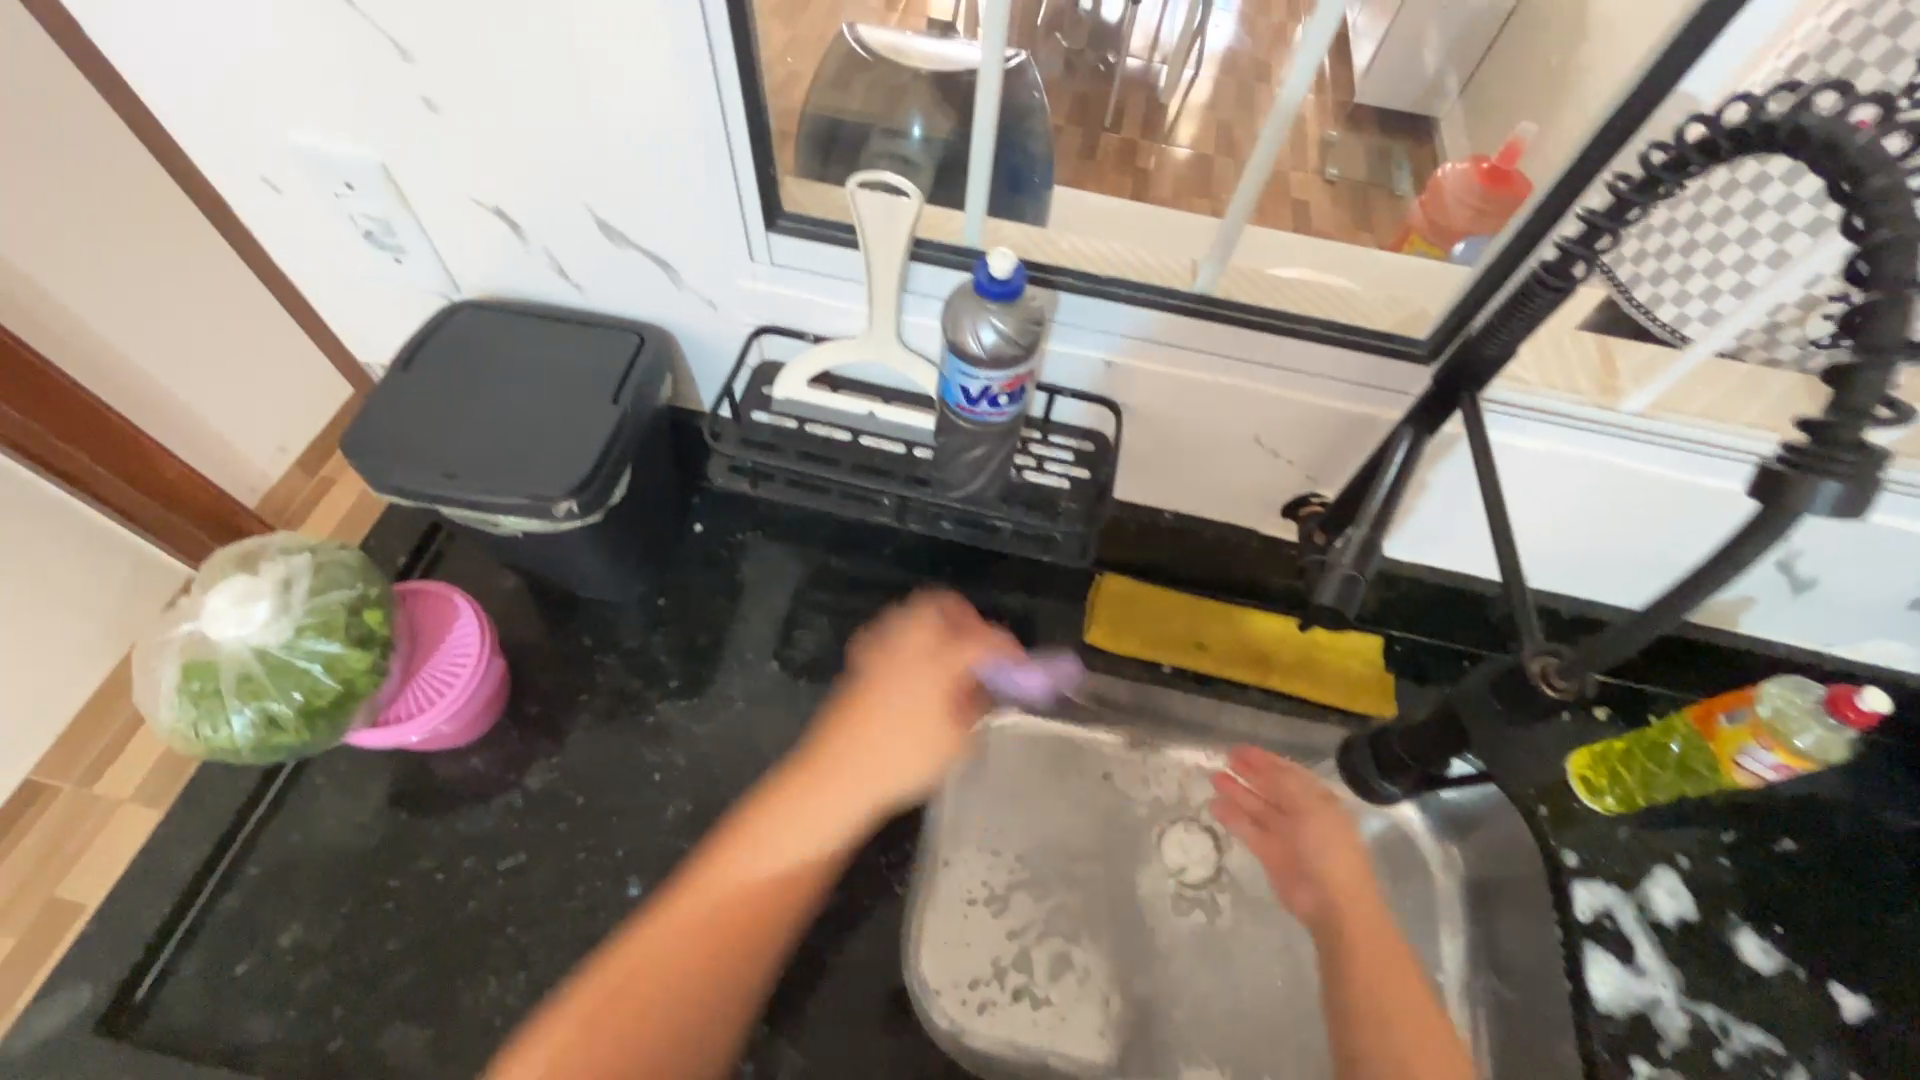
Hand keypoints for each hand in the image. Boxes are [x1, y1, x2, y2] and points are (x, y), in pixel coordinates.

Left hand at [789, 590, 1022, 825]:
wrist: (836, 775)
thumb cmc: (902, 760)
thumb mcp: (956, 742)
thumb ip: (977, 708)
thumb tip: (986, 692)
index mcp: (939, 658)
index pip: (983, 639)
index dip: (1007, 648)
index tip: (1019, 664)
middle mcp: (907, 641)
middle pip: (939, 603)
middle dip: (965, 618)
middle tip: (977, 647)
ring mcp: (878, 648)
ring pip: (910, 613)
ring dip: (935, 624)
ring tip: (948, 655)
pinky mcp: (858, 662)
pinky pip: (890, 634)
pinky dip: (909, 640)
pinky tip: (914, 668)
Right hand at [1210, 745, 1379, 932]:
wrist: (1333, 903)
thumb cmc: (1328, 848)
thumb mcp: (1311, 808)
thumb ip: (1285, 784)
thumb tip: (1263, 764)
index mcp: (1319, 801)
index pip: (1289, 773)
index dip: (1266, 760)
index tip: (1241, 749)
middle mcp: (1302, 815)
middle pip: (1272, 788)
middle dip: (1250, 773)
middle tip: (1224, 758)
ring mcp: (1286, 835)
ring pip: (1257, 808)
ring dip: (1237, 792)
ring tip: (1214, 777)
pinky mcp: (1270, 855)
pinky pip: (1248, 830)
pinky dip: (1232, 818)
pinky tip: (1214, 805)